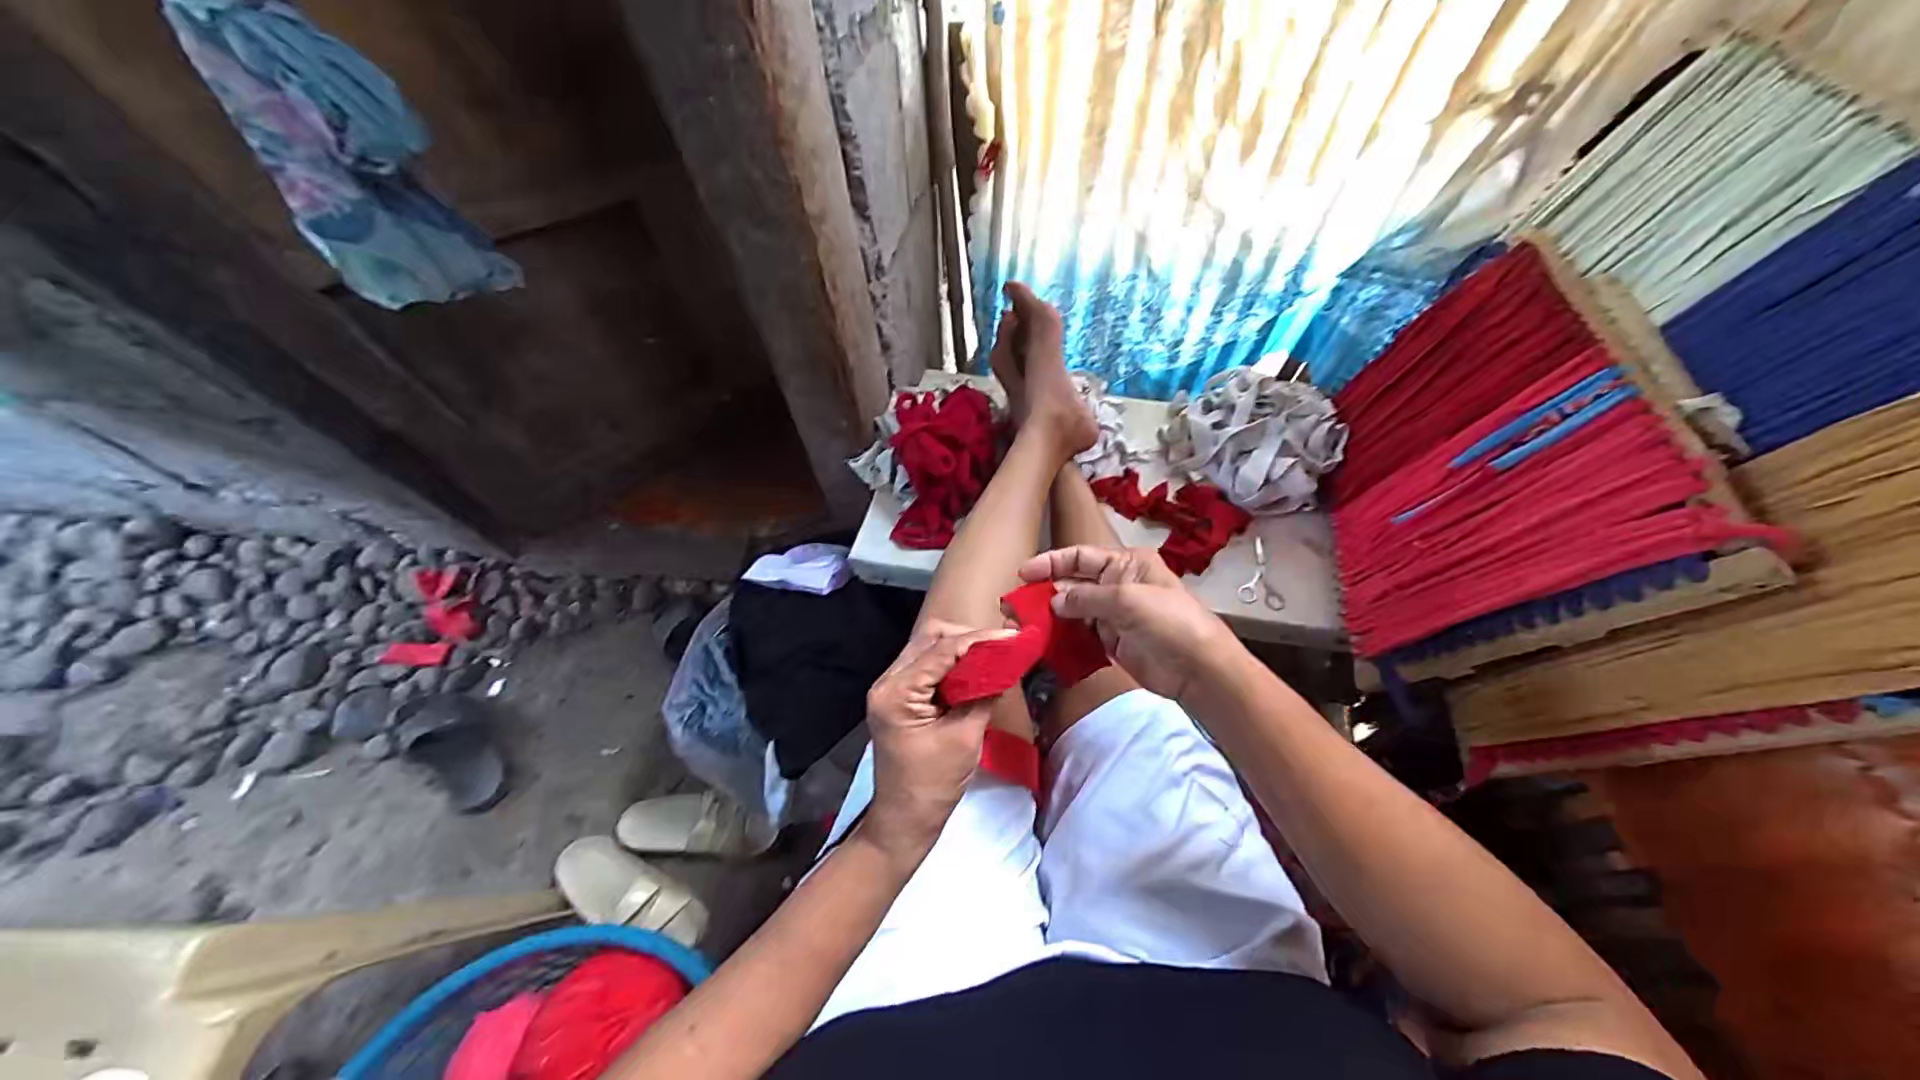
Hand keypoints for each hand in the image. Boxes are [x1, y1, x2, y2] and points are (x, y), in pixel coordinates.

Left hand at [862, 620, 1016, 860]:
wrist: (905, 819)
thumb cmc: (933, 784)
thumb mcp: (965, 737)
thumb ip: (983, 695)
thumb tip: (1003, 664)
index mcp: (896, 692)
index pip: (941, 650)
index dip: (979, 640)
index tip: (1012, 636)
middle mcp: (887, 682)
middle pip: (930, 639)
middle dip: (968, 638)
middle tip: (1002, 645)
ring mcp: (890, 689)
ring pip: (927, 648)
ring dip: (959, 649)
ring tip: (992, 655)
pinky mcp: (899, 697)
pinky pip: (926, 666)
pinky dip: (951, 664)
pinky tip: (974, 670)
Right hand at [1019, 545, 1242, 701]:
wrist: (1198, 667)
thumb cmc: (1169, 621)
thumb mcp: (1126, 599)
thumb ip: (1086, 598)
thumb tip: (1054, 601)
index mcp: (1126, 564)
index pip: (1080, 557)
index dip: (1051, 563)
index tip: (1023, 573)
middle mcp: (1116, 585)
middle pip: (1073, 584)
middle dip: (1045, 592)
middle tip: (1015, 605)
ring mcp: (1113, 614)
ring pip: (1072, 611)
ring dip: (1049, 617)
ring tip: (1023, 625)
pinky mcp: (1111, 641)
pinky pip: (1080, 635)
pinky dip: (1062, 637)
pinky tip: (1044, 642)